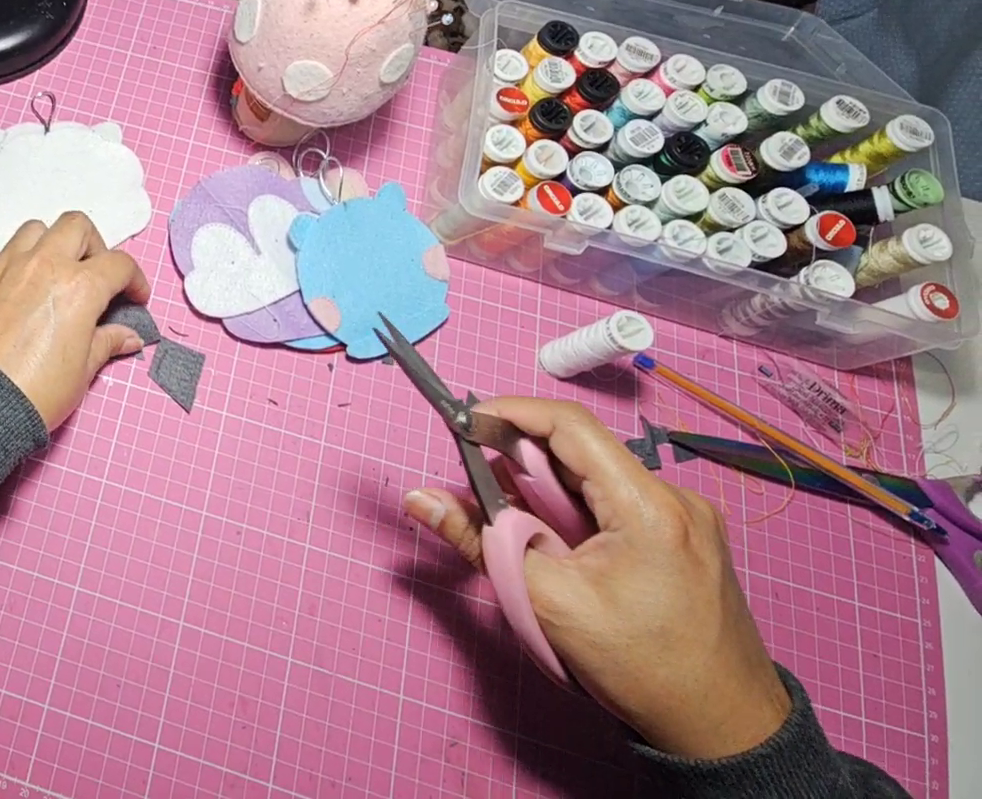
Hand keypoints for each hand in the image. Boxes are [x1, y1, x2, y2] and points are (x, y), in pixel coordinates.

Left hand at [0, 212, 151, 430]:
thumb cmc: (32, 391)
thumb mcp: (82, 370)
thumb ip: (106, 342)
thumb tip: (126, 336)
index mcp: (78, 286)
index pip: (119, 265)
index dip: (134, 280)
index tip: (134, 296)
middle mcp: (43, 266)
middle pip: (78, 227)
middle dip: (95, 246)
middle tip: (97, 276)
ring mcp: (8, 267)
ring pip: (37, 230)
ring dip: (54, 244)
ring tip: (57, 274)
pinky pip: (6, 252)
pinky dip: (22, 261)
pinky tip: (25, 290)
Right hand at [401, 397, 792, 759]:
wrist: (726, 731)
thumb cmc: (640, 666)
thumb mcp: (546, 599)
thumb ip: (477, 538)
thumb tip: (419, 499)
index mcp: (648, 506)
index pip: (570, 426)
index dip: (511, 412)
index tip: (465, 422)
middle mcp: (673, 497)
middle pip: (575, 452)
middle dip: (518, 464)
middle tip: (478, 492)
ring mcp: (683, 517)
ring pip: (589, 478)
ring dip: (541, 493)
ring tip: (518, 533)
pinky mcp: (681, 536)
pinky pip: (608, 501)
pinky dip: (567, 512)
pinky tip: (553, 546)